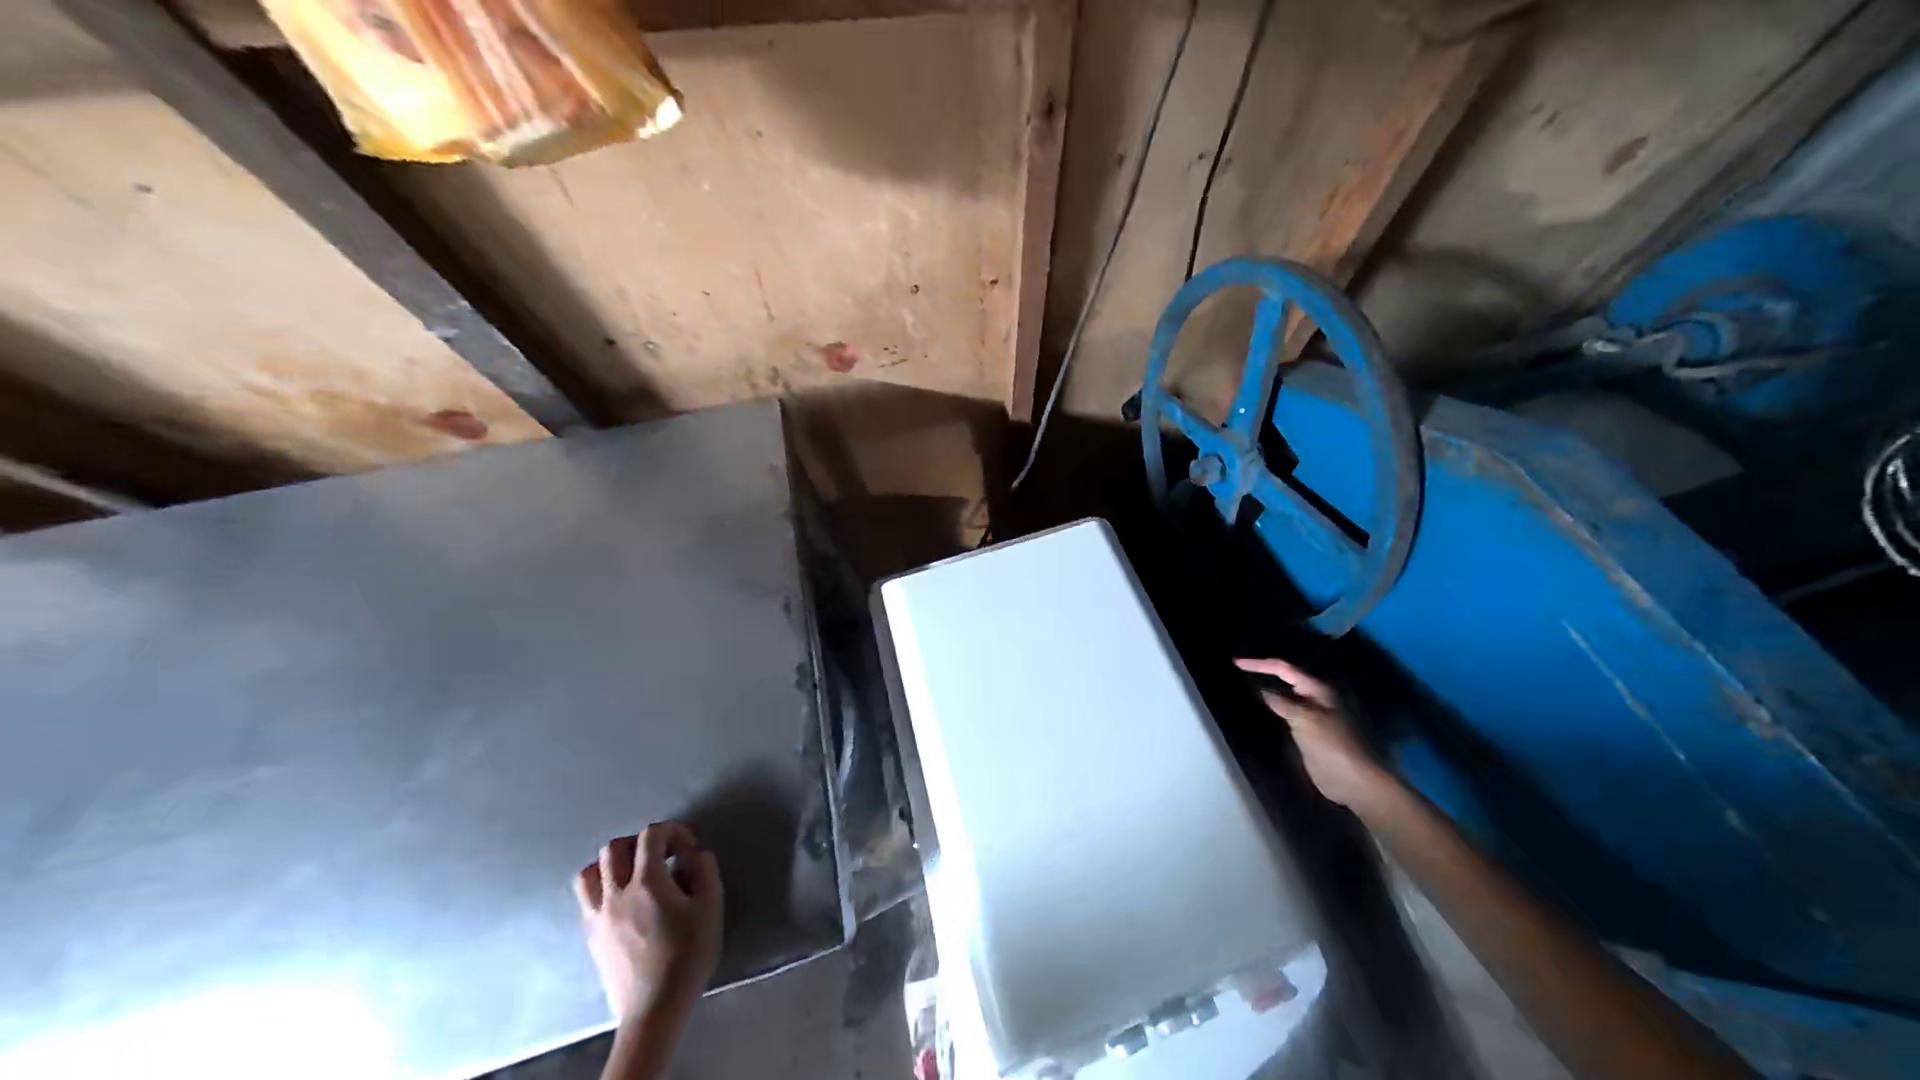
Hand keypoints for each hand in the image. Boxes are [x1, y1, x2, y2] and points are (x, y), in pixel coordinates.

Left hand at [574, 822, 723, 1023]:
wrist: (654, 1008)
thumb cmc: (687, 956)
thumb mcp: (711, 908)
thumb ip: (705, 871)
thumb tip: (695, 852)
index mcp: (647, 883)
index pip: (651, 835)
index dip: (672, 830)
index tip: (687, 847)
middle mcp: (616, 893)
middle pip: (614, 848)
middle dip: (639, 841)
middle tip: (660, 855)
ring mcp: (598, 916)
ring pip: (590, 872)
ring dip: (612, 863)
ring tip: (633, 873)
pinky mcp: (590, 935)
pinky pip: (586, 898)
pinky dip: (602, 887)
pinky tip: (622, 899)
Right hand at [1236, 657, 1394, 811]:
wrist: (1353, 780)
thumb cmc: (1332, 745)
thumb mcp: (1305, 719)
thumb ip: (1282, 702)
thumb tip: (1261, 690)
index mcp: (1318, 690)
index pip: (1284, 669)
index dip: (1259, 664)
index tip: (1235, 662)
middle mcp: (1314, 698)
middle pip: (1284, 679)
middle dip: (1262, 673)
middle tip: (1237, 670)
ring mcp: (1311, 716)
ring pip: (1283, 696)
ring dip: (1265, 690)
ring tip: (1242, 686)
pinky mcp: (1306, 732)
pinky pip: (1284, 714)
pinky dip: (1270, 708)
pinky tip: (1258, 709)